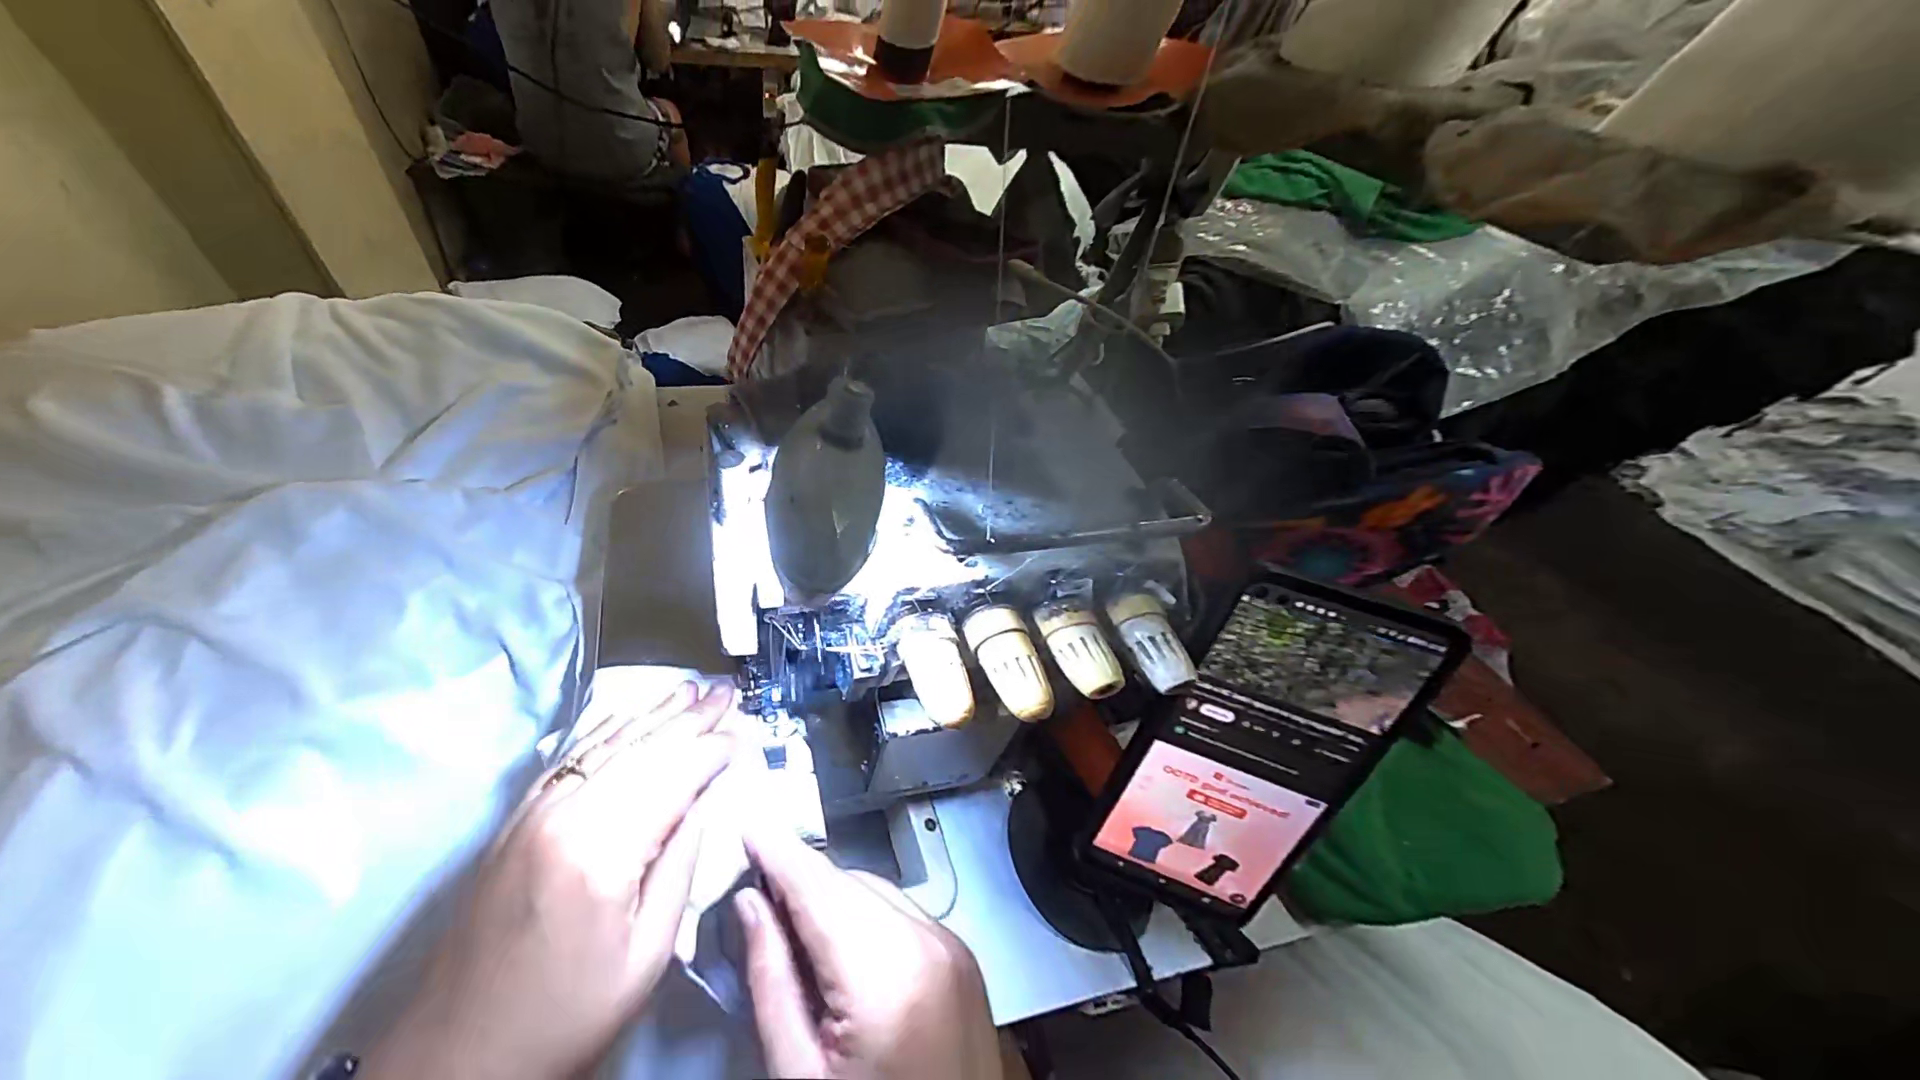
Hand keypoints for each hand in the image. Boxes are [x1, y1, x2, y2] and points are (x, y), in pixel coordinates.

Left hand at [361, 681, 736, 1079]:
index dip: (711, 750)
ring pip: (604, 747)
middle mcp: (564, 819)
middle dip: (688, 718)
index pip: (672, 778)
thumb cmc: (568, 1015)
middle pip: (640, 751)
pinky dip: (605, 731)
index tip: (742, 731)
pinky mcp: (513, 822)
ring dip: (651, 714)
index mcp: (602, 856)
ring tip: (688, 688)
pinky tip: (630, 715)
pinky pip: (569, 761)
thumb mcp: (648, 953)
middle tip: (724, 691)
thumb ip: (680, 865)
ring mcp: (532, 815)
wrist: (457, 1056)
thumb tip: (705, 801)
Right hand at [736, 820, 1001, 1079]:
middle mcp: (929, 941)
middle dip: (801, 882)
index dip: (780, 852)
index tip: (750, 824)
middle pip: (848, 883)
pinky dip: (864, 916)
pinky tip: (839, 950)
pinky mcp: (962, 955)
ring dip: (832, 898)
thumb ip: (771, 979)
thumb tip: (750, 905)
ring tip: (792, 931)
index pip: (819, 886)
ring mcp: (953, 945)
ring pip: (875, 891)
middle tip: (756, 895)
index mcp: (886, 973)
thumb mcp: (800, 1073)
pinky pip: (901, 913)